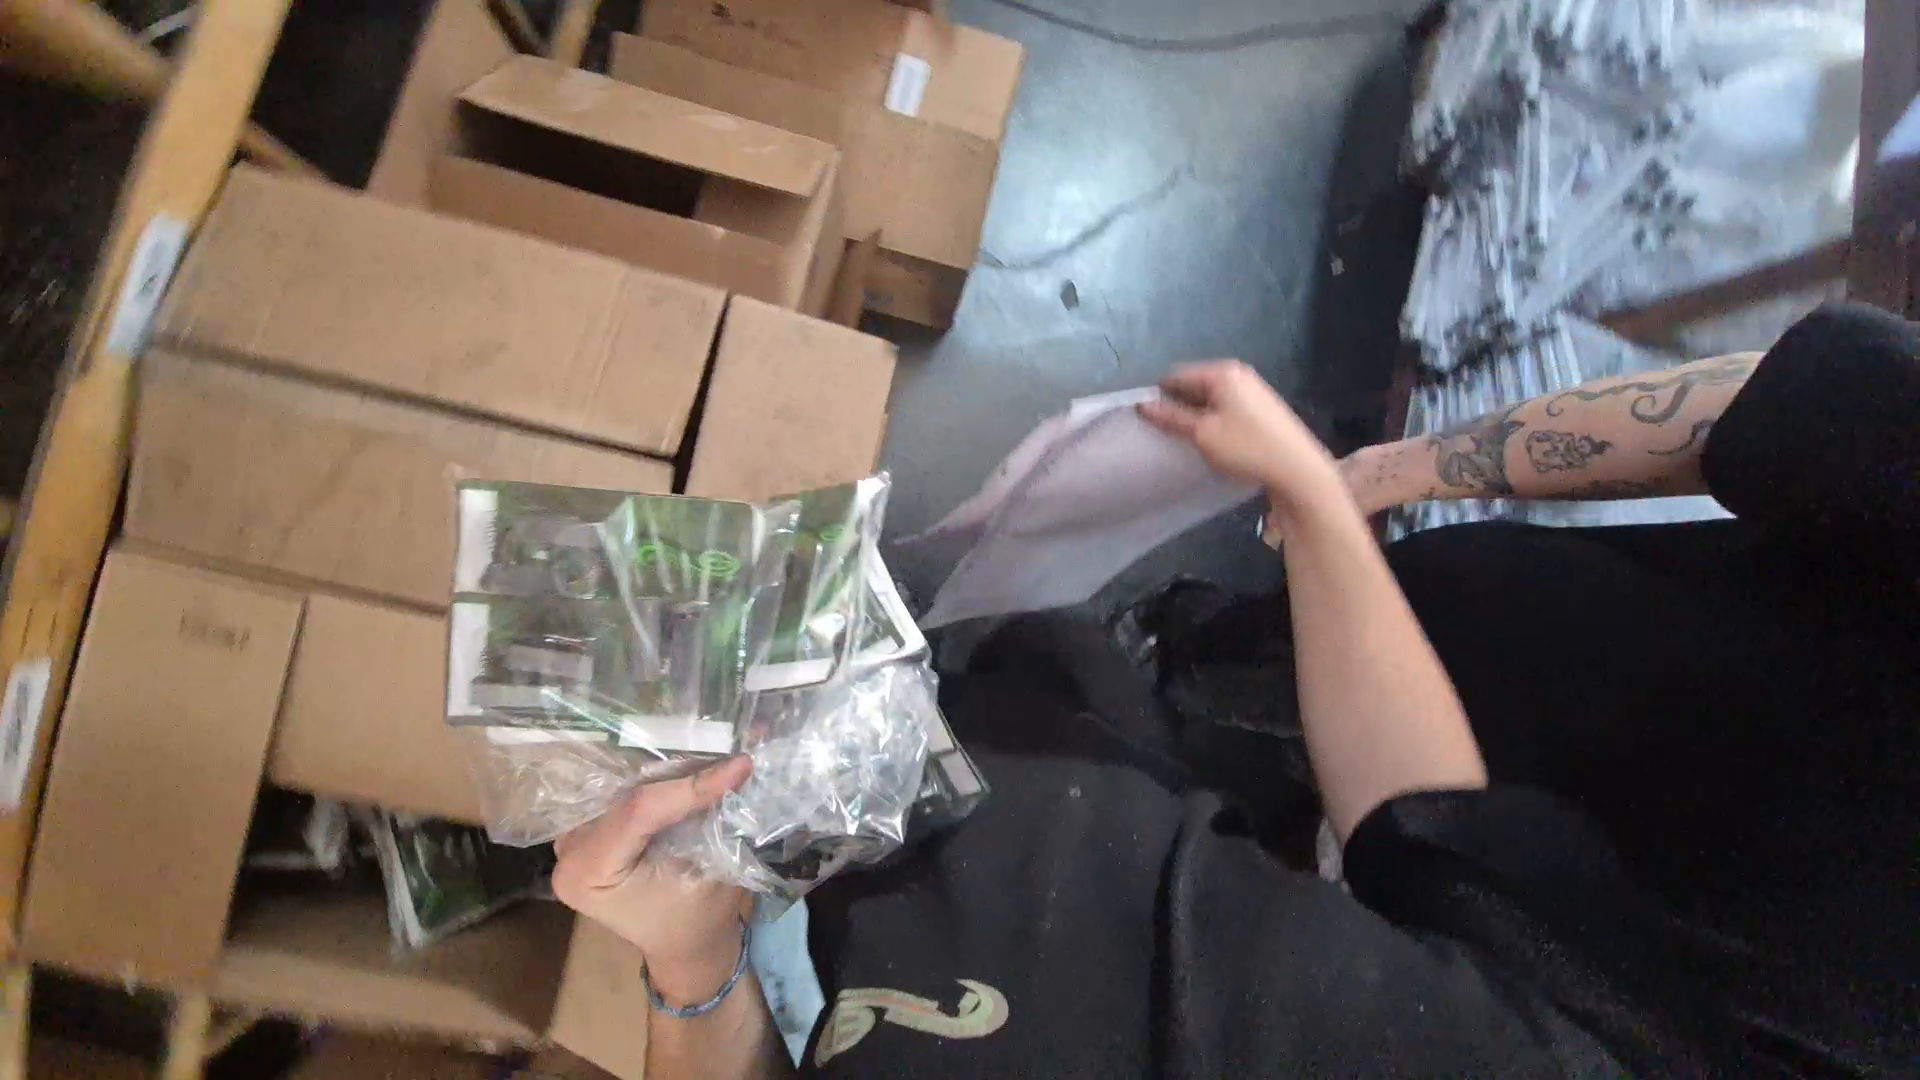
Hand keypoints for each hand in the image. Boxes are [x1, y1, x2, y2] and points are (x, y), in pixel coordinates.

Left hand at [552, 756, 753, 995]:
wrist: (684, 943)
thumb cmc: (698, 919)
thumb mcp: (711, 872)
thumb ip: (716, 818)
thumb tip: (740, 764)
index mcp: (589, 873)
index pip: (639, 808)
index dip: (693, 784)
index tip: (742, 765)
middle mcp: (569, 850)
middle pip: (631, 789)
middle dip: (683, 770)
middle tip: (731, 759)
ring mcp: (575, 835)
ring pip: (631, 781)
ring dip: (675, 770)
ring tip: (717, 762)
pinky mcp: (591, 825)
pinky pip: (630, 788)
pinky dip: (664, 779)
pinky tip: (694, 771)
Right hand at [1138, 360, 1340, 511]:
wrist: (1297, 468)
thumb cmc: (1245, 447)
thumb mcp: (1202, 433)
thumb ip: (1171, 417)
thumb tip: (1143, 405)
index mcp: (1221, 373)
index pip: (1176, 376)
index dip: (1159, 396)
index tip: (1148, 421)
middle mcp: (1237, 374)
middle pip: (1193, 384)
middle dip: (1177, 405)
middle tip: (1167, 433)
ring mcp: (1251, 389)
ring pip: (1209, 397)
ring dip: (1195, 415)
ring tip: (1189, 439)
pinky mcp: (1260, 407)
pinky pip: (1224, 406)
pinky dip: (1212, 419)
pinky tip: (1212, 440)